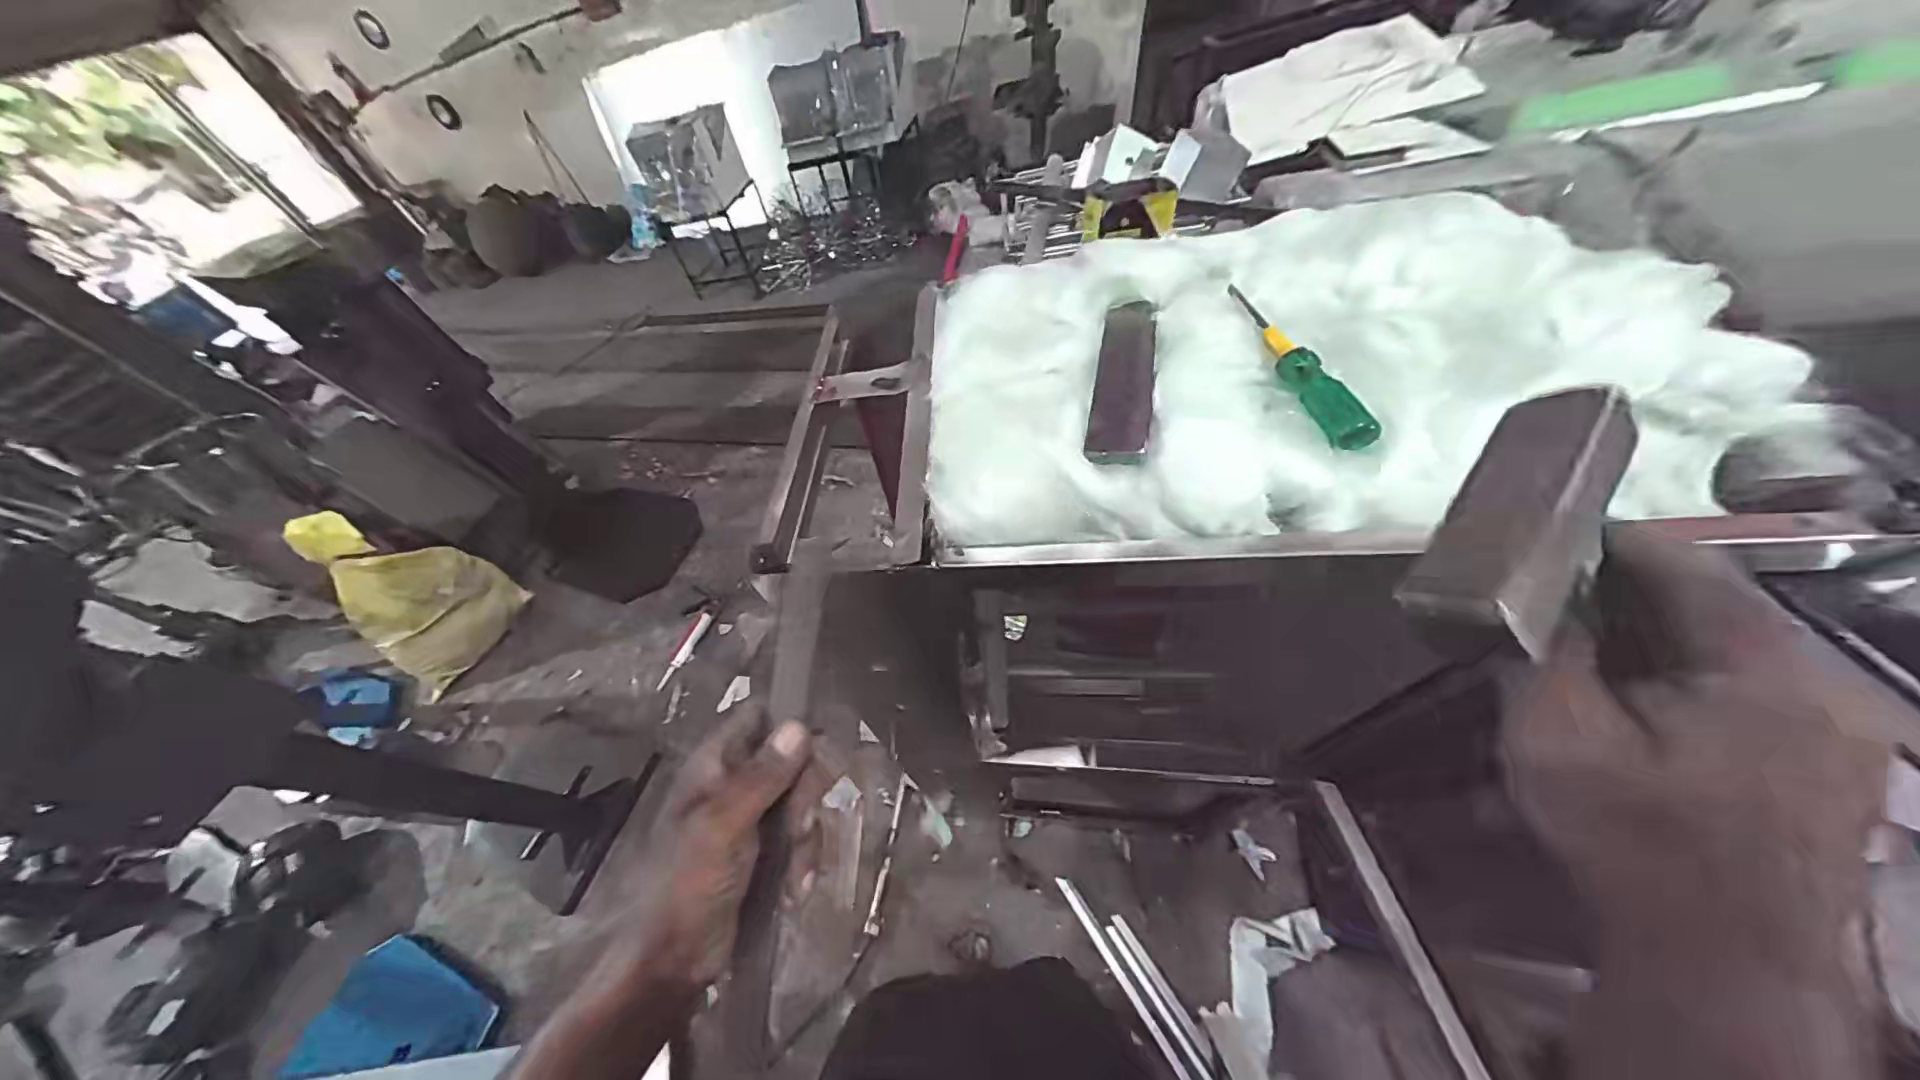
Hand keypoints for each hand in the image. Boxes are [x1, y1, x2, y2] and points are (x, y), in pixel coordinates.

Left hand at [624, 706, 834, 989]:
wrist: (673, 966)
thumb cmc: (685, 889)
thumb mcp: (721, 829)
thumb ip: (761, 778)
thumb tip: (799, 726)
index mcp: (716, 764)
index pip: (761, 716)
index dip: (790, 726)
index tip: (816, 753)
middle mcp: (738, 781)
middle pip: (796, 759)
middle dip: (807, 797)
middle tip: (799, 828)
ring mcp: (755, 816)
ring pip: (806, 800)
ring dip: (808, 839)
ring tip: (795, 877)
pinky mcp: (768, 849)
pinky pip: (804, 837)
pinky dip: (804, 862)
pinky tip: (794, 891)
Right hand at [1505, 525, 1891, 964]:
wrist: (1721, 960)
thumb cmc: (1630, 837)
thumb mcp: (1556, 735)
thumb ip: (1544, 653)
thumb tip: (1538, 598)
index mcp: (1764, 667)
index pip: (1684, 562)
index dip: (1604, 542)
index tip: (1539, 543)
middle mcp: (1820, 682)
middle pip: (1703, 602)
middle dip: (1614, 593)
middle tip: (1539, 598)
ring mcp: (1833, 723)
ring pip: (1716, 645)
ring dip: (1639, 636)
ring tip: (1568, 645)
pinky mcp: (1821, 757)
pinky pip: (1733, 685)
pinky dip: (1667, 674)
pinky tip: (1617, 698)